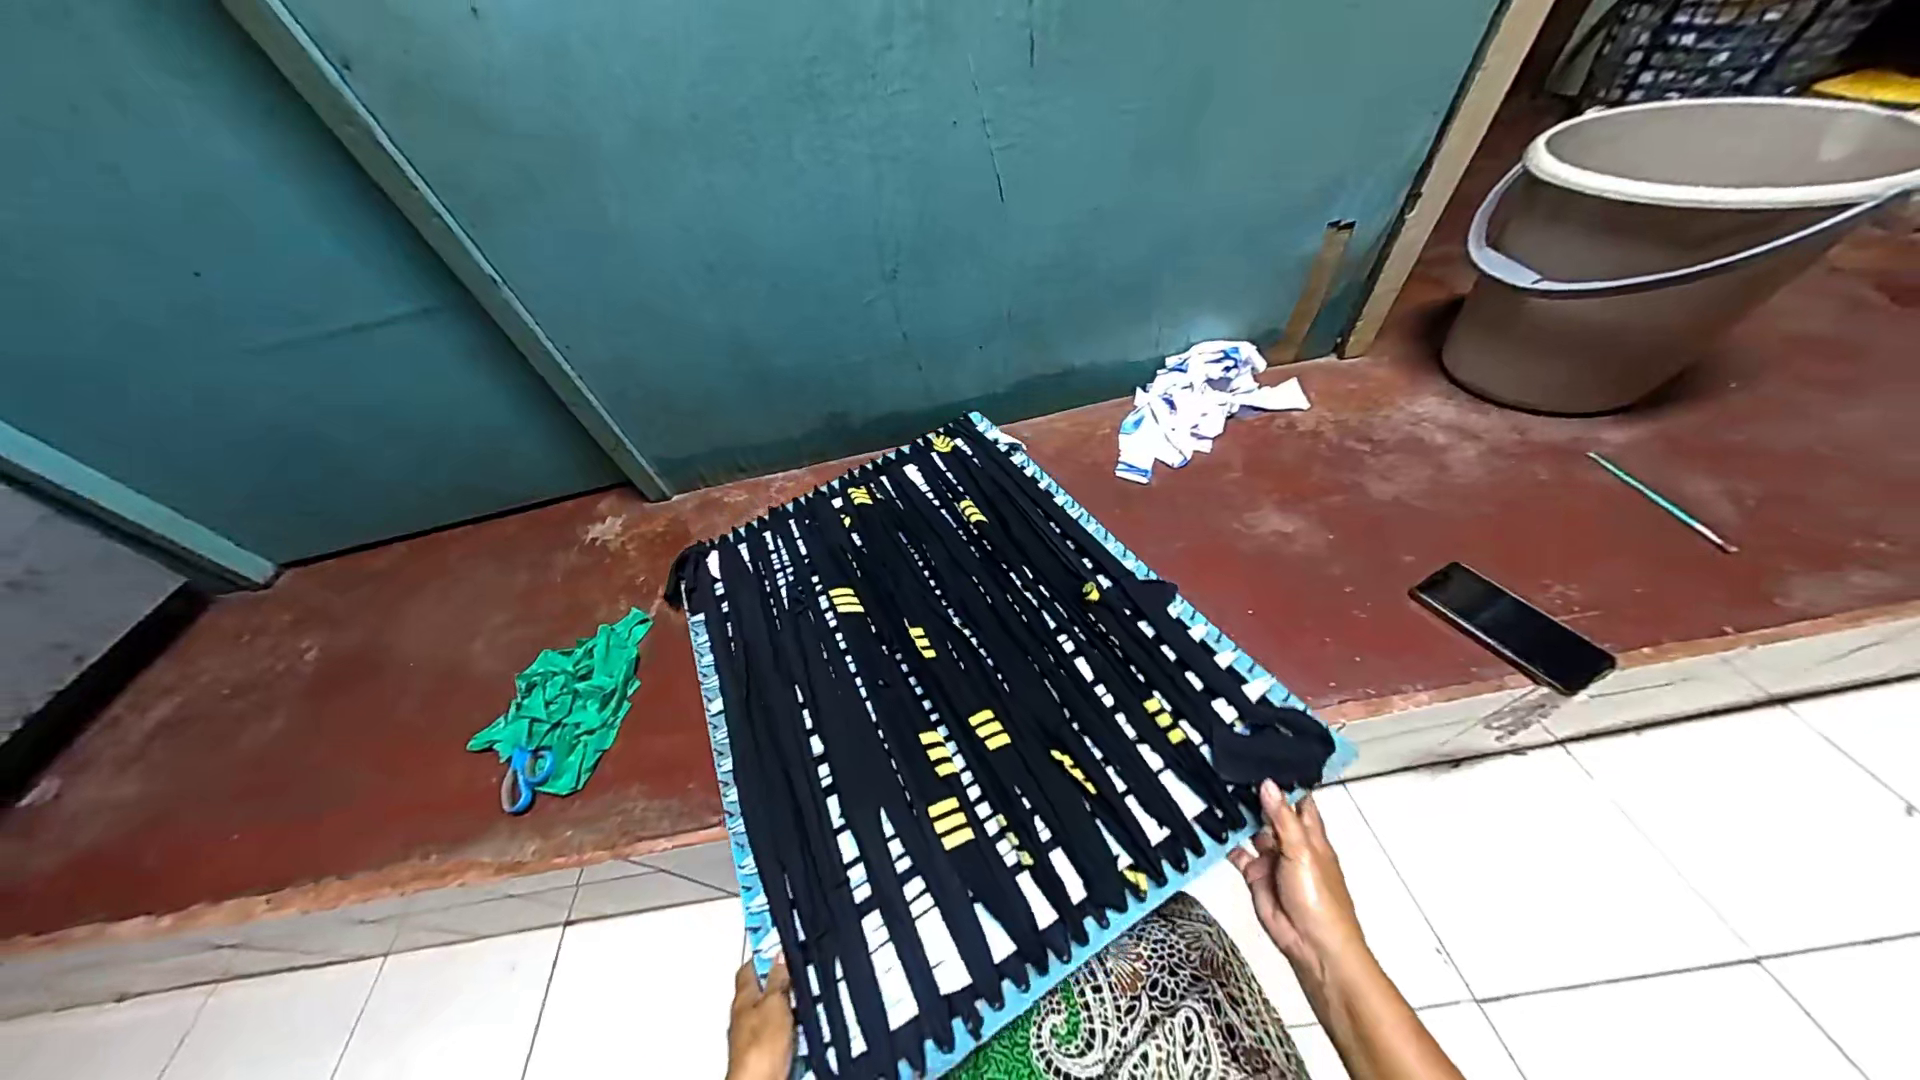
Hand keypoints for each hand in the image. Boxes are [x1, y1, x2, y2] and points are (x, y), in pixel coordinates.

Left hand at [726, 955, 794, 1079]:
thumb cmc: (763, 1041)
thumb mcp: (774, 1003)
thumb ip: (777, 979)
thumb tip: (778, 953)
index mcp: (743, 998)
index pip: (748, 968)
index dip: (762, 956)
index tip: (781, 946)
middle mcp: (744, 1014)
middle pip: (761, 988)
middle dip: (780, 978)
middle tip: (802, 967)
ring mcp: (753, 1033)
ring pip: (772, 1008)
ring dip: (788, 1000)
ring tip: (809, 990)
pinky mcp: (764, 1050)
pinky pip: (779, 1027)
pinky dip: (790, 1021)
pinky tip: (805, 1018)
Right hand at [1227, 780, 1368, 992]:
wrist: (1311, 945)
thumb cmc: (1321, 901)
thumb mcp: (1303, 852)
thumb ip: (1282, 818)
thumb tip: (1268, 784)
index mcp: (1310, 834)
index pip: (1298, 799)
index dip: (1284, 780)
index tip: (1262, 758)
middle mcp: (1290, 842)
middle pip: (1270, 811)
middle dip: (1253, 794)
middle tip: (1228, 769)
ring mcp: (1271, 858)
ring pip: (1251, 829)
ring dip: (1237, 815)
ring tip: (1215, 790)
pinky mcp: (1254, 873)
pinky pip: (1236, 851)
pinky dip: (1224, 841)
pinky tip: (1210, 825)